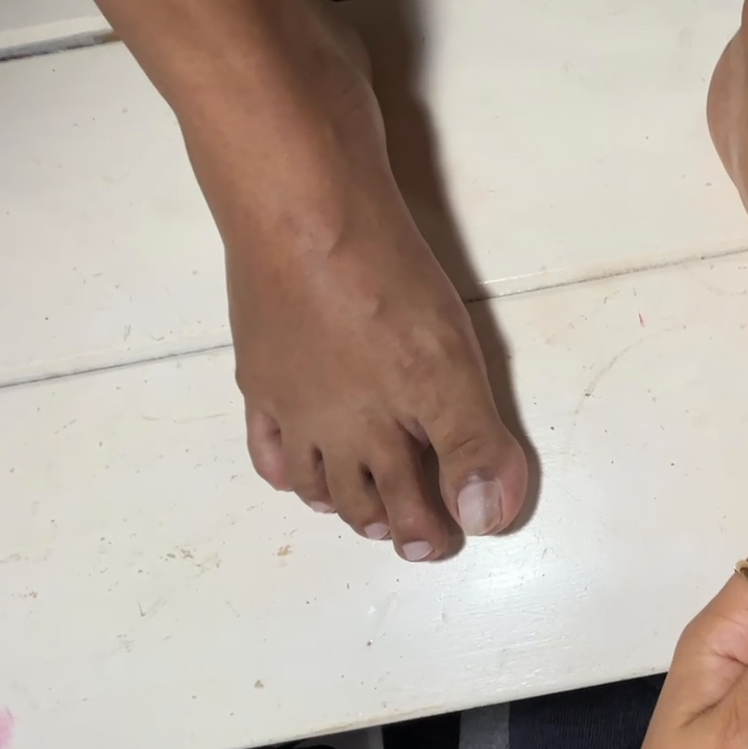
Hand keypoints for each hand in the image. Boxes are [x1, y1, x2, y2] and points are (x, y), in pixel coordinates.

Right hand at [185, 0, 529, 560]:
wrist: (303, 204)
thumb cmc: (385, 288)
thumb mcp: (450, 369)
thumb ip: (471, 444)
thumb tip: (487, 522)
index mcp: (375, 432)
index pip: (404, 503)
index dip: (427, 529)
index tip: (447, 543)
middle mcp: (324, 426)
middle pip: (356, 493)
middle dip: (388, 519)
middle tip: (410, 532)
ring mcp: (285, 393)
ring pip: (309, 471)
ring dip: (337, 498)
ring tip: (357, 510)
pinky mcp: (259, 356)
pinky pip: (264, 433)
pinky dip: (282, 462)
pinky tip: (290, 466)